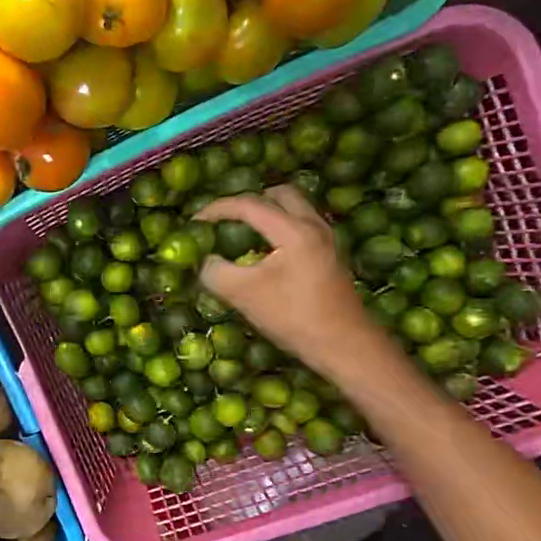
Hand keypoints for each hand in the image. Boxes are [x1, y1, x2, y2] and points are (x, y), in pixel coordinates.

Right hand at [194, 186, 378, 372]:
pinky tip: (265, 252)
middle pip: (278, 195)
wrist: (344, 345)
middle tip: (225, 221)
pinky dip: (279, 227)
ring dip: (266, 214)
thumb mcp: (243, 295)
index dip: (217, 209)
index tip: (195, 221)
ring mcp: (326, 239)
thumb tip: (204, 260)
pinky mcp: (330, 254)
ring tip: (242, 234)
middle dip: (247, 203)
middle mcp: (313, 225)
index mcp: (293, 230)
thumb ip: (215, 272)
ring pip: (293, 208)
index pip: (249, 205)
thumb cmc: (293, 318)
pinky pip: (301, 225)